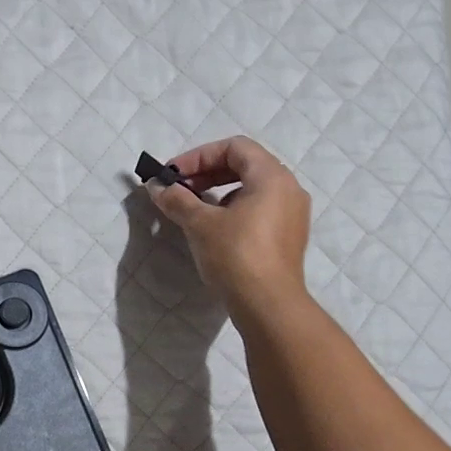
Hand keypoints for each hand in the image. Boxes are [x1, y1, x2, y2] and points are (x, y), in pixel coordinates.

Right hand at [146, 136, 311, 318]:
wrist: (267, 303)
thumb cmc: (235, 255)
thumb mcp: (200, 224)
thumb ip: (178, 201)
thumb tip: (157, 187)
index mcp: (271, 175)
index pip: (234, 147)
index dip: (199, 156)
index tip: (173, 175)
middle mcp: (288, 187)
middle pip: (245, 165)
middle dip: (208, 174)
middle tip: (180, 190)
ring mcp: (292, 213)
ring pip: (253, 189)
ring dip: (220, 192)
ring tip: (194, 211)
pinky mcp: (289, 236)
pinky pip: (260, 210)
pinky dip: (235, 210)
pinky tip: (216, 230)